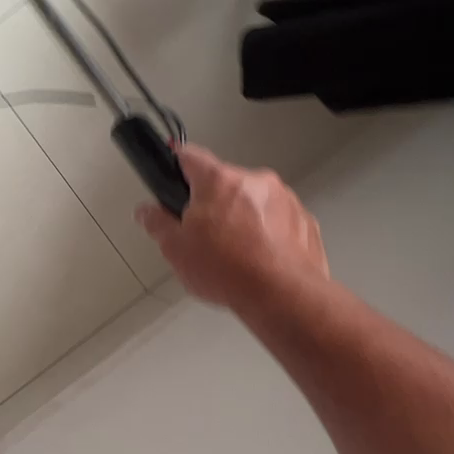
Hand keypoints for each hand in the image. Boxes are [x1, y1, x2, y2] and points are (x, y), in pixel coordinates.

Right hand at [137, 145, 328, 311]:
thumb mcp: (174, 248)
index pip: (190, 156)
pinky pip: (277, 221)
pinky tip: (255, 260)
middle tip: (200, 233)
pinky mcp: (305, 222)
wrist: (282, 297)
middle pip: (223, 183)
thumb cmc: (229, 270)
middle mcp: (255, 182)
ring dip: (241, 218)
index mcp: (219, 180)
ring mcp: (285, 201)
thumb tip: (148, 213)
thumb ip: (156, 222)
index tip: (173, 173)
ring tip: (231, 253)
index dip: (176, 164)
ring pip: (252, 202)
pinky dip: (266, 234)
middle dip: (211, 203)